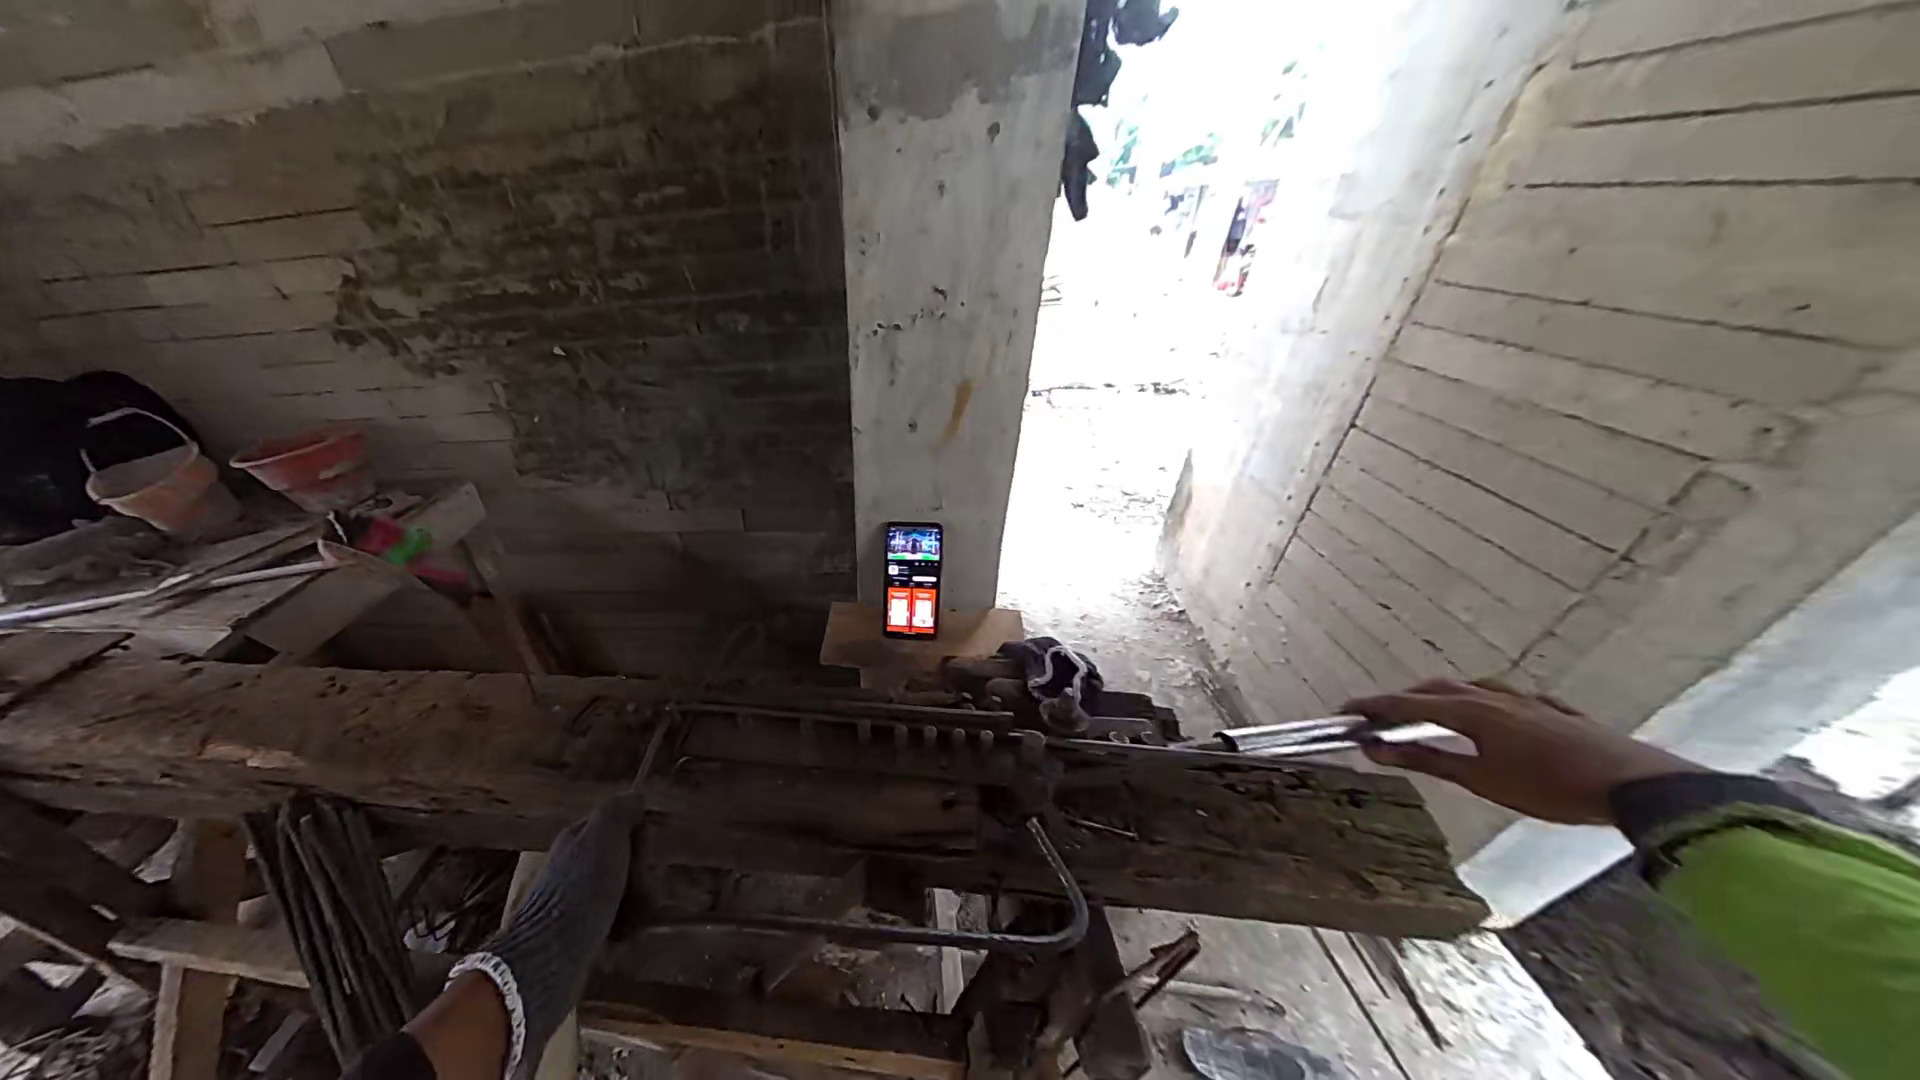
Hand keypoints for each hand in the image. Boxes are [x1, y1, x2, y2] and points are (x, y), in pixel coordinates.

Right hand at [1344, 678, 1706, 824]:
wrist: (1637, 786)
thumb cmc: (1549, 787)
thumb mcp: (1480, 780)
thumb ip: (1426, 761)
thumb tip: (1374, 749)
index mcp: (1469, 711)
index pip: (1406, 704)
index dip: (1373, 706)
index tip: (1345, 710)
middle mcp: (1492, 697)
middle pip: (1437, 689)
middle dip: (1406, 698)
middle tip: (1385, 714)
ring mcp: (1528, 701)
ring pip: (1474, 688)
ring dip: (1447, 695)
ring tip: (1437, 709)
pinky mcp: (1557, 712)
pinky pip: (1513, 699)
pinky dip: (1490, 703)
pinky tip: (1500, 715)